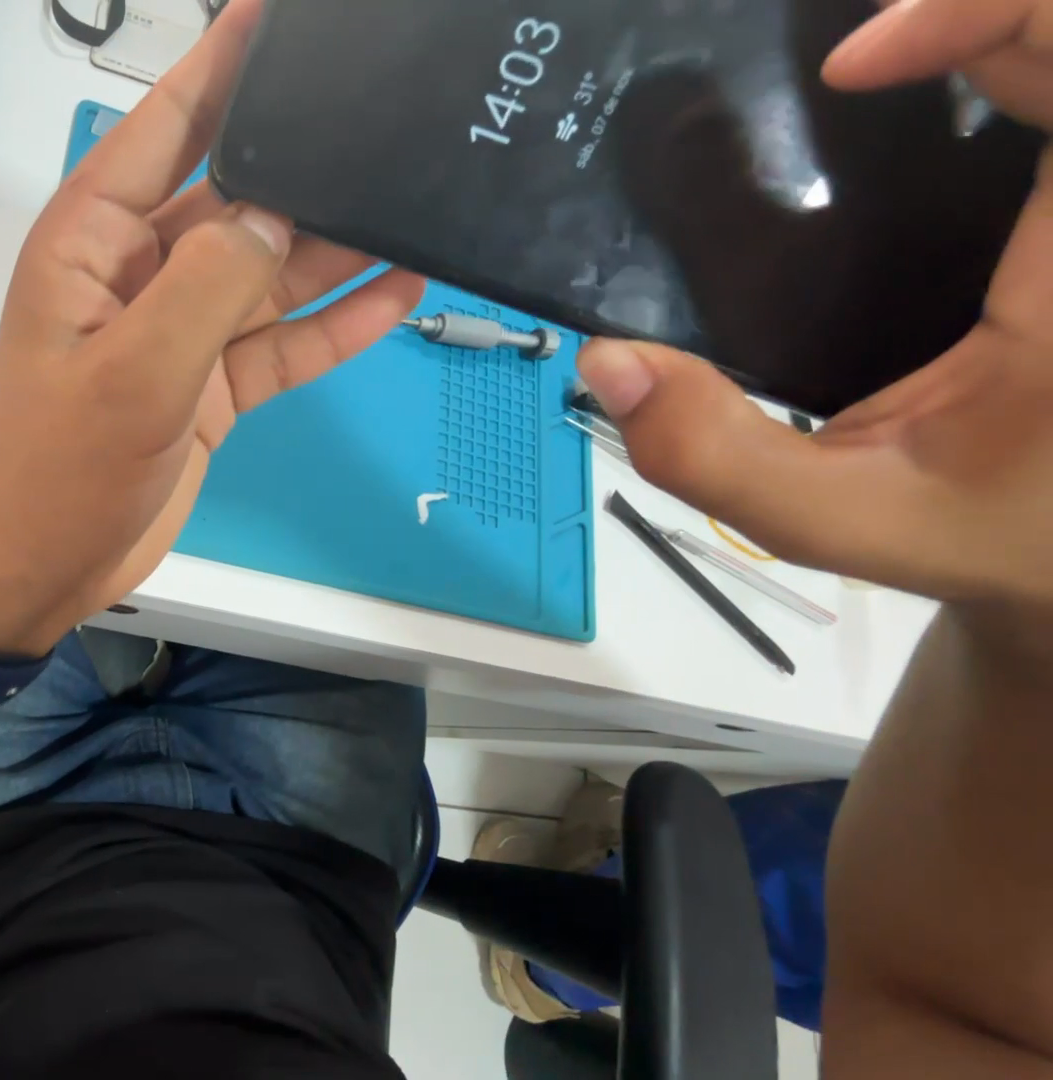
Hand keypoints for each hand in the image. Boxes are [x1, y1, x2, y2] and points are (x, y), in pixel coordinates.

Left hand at [0, 0, 425, 653]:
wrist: (45, 565)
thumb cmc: (60, 467)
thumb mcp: (132, 371)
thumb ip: (209, 285)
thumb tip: (279, 218)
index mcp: (96, 240)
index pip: (168, 124)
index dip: (227, 63)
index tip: (290, 15)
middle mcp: (140, 271)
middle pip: (236, 194)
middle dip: (308, 157)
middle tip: (397, 113)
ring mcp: (179, 331)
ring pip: (269, 269)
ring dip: (337, 242)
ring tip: (422, 195)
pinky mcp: (208, 385)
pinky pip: (280, 341)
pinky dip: (333, 323)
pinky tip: (398, 291)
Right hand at [580, 0, 1052, 628]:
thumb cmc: (980, 530)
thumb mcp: (831, 516)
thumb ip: (714, 455)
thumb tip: (605, 360)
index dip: (995, 6)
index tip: (851, 66)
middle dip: (980, 8)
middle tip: (843, 66)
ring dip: (994, 30)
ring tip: (868, 76)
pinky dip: (1012, 60)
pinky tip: (932, 98)